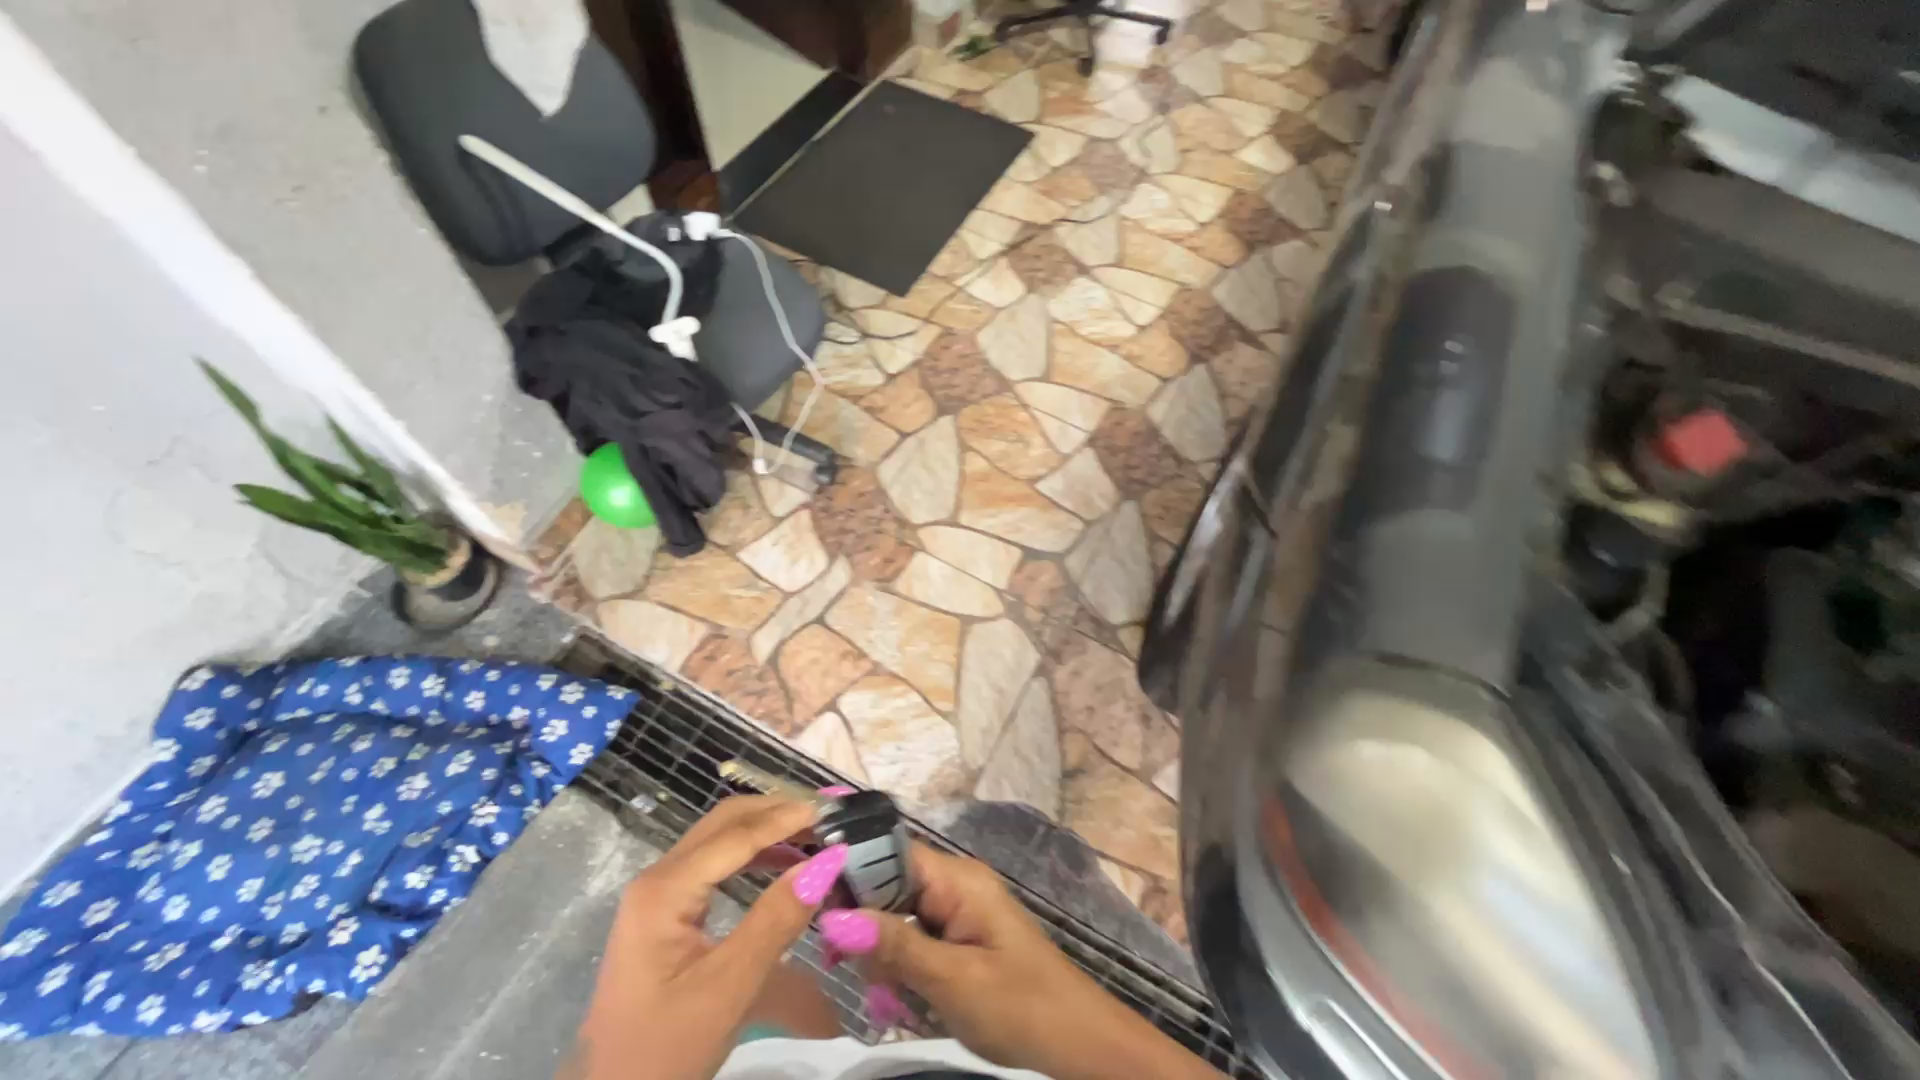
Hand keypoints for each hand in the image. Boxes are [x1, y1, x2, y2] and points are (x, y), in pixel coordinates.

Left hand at [568, 796, 847, 1079]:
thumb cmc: (668, 1045)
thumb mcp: (729, 986)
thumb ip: (777, 919)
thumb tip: (826, 862)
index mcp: (665, 889)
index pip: (736, 834)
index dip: (787, 818)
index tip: (835, 811)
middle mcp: (658, 877)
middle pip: (724, 823)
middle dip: (777, 811)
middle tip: (828, 815)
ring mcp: (658, 894)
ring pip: (719, 840)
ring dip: (767, 830)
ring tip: (815, 833)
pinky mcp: (666, 912)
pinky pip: (715, 865)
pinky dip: (753, 854)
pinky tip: (784, 864)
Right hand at [820, 844, 1221, 1079]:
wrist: (1079, 1042)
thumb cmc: (1020, 1006)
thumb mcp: (952, 980)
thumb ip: (893, 946)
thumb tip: (833, 917)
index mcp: (957, 879)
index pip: (889, 852)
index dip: (847, 867)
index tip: (805, 894)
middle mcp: (955, 884)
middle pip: (887, 883)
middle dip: (861, 921)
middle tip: (841, 961)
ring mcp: (958, 910)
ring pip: (895, 914)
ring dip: (879, 949)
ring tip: (883, 988)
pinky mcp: (960, 937)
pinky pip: (913, 936)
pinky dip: (899, 962)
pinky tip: (898, 994)